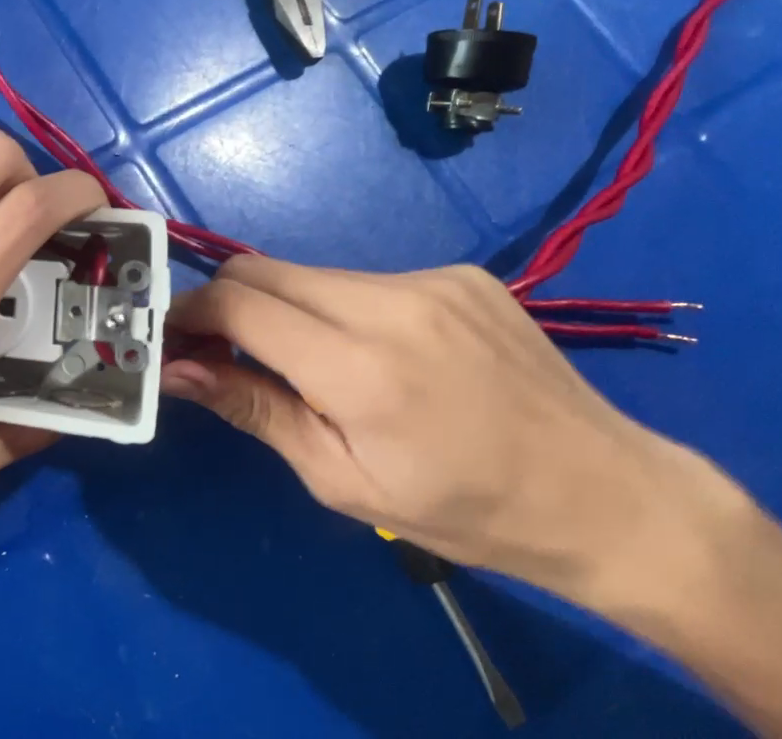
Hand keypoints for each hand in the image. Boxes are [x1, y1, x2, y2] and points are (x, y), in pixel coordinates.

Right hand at [162, 256, 722, 597]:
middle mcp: (392, 303)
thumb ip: (253, 409)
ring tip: (304, 365)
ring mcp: (431, 280)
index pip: (236, 303)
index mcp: (360, 368)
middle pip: (261, 270)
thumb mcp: (342, 481)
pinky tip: (374, 355)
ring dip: (281, 308)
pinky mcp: (460, 274)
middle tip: (219, 353)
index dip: (188, 315)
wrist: (609, 497)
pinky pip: (363, 278)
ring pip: (309, 273)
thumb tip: (175, 369)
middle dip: (223, 304)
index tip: (172, 343)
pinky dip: (338, 309)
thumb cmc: (465, 512)